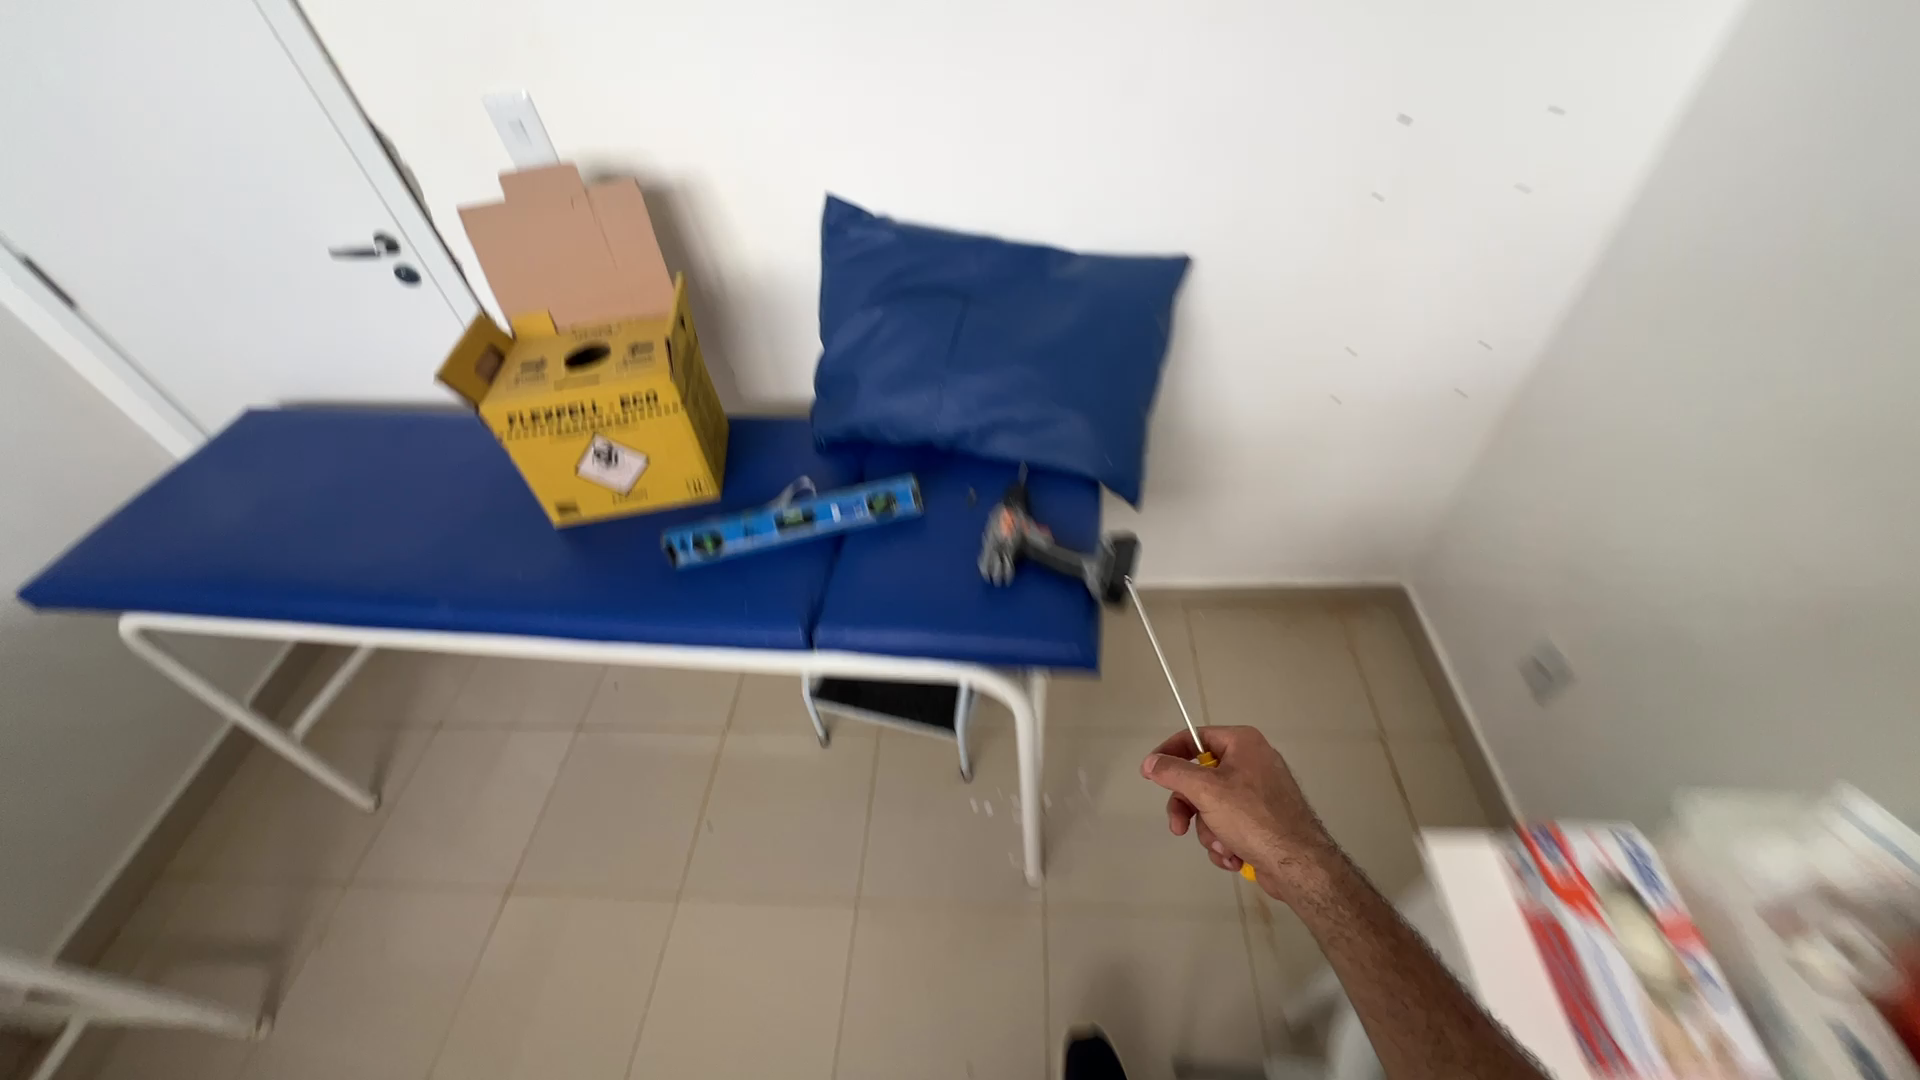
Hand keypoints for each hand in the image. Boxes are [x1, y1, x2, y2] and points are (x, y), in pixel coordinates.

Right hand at [1140, 726, 1338, 899]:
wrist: (1299, 866)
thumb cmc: (1253, 818)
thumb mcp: (1205, 790)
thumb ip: (1172, 772)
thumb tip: (1150, 762)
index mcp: (1242, 744)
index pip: (1194, 738)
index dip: (1169, 754)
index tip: (1150, 773)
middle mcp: (1251, 762)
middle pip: (1199, 778)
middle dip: (1190, 808)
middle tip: (1178, 826)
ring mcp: (1258, 794)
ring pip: (1211, 806)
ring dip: (1209, 831)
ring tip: (1223, 847)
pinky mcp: (1262, 821)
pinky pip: (1227, 824)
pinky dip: (1225, 842)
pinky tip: (1234, 856)